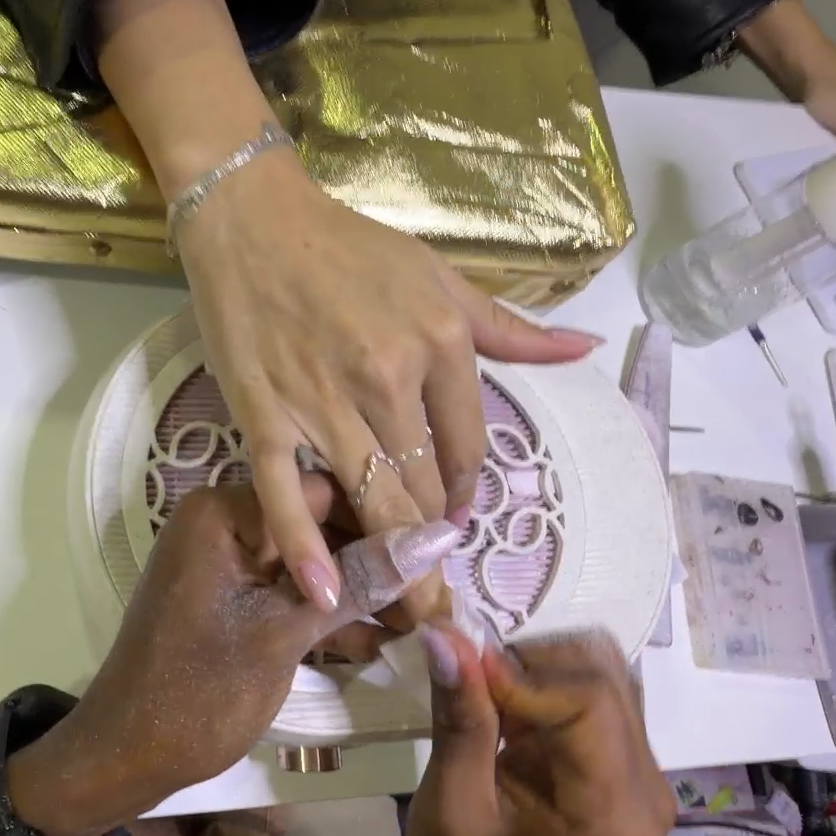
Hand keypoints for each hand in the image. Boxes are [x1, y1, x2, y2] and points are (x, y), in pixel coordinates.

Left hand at [6, 478, 460, 835]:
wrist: (127, 754)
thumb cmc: (200, 691)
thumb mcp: (286, 633)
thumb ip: (360, 581)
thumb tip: (437, 536)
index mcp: (224, 511)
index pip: (322, 490)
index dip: (384, 519)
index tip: (442, 554)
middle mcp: (222, 520)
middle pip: (317, 524)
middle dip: (375, 562)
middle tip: (438, 596)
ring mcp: (224, 558)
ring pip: (307, 561)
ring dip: (356, 592)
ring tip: (420, 625)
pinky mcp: (228, 592)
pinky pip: (284, 587)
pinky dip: (323, 612)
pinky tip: (376, 641)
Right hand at [181, 155, 600, 627]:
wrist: (253, 221)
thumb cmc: (346, 247)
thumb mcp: (438, 275)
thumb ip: (506, 326)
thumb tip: (581, 352)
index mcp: (439, 343)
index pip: (467, 446)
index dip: (465, 494)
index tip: (455, 522)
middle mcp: (389, 381)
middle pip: (424, 486)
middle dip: (437, 548)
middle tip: (443, 598)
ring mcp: (324, 405)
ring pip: (372, 499)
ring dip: (396, 565)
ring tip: (414, 614)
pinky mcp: (266, 419)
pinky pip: (286, 492)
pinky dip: (303, 547)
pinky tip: (323, 592)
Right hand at [407, 626, 674, 835]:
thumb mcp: (450, 807)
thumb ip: (459, 721)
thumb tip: (443, 636)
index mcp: (611, 825)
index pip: (591, 706)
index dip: (524, 673)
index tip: (465, 668)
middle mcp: (650, 801)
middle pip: (604, 685)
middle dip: (529, 664)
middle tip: (469, 675)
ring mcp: (647, 784)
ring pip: (606, 679)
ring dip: (539, 668)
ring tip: (487, 693)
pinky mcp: (630, 769)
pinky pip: (599, 696)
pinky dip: (548, 683)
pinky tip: (508, 705)